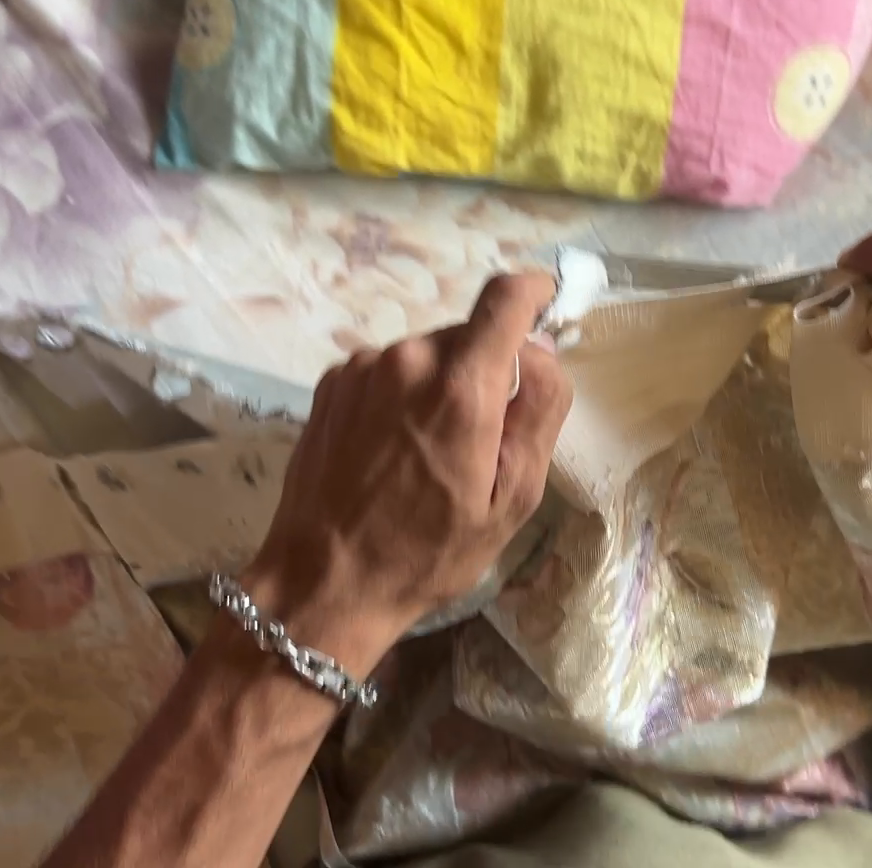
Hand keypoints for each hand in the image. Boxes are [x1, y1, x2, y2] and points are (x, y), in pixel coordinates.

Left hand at [240, 273, 573, 672]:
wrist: (323, 580)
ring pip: (428, 353)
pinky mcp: (333, 380)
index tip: (548, 303)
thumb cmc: (429, 550)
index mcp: (459, 385)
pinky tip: (390, 447)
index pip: (506, 298)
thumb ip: (540, 408)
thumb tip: (541, 348)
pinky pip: (390, 369)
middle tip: (482, 434)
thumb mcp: (513, 497)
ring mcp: (362, 365)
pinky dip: (404, 393)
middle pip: (469, 334)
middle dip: (488, 369)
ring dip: (443, 384)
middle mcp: (407, 357)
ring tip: (428, 451)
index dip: (535, 292)